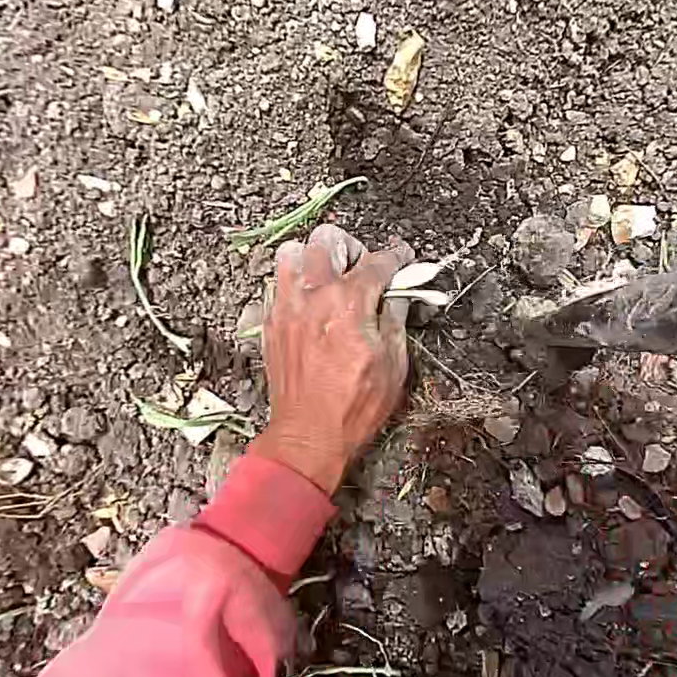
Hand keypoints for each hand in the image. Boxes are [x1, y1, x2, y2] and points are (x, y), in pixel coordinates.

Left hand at [248, 225, 413, 492]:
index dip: (397, 256)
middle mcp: (313, 298)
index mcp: (349, 304)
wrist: (309, 435)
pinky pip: (278, 283)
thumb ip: (396, 318)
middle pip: (327, 240)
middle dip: (352, 249)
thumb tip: (401, 295)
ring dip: (316, 259)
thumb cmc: (354, 406)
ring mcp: (287, 309)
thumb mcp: (394, 362)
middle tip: (364, 269)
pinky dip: (297, 283)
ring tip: (332, 279)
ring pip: (292, 253)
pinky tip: (314, 304)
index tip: (404, 258)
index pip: (377, 262)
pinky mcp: (272, 324)